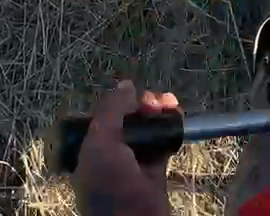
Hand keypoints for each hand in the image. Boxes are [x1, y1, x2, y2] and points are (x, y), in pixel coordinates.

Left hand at [73, 80, 176, 215]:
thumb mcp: (102, 145)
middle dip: (144, 105)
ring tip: (170, 104)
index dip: (123, 103)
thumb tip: (125, 84)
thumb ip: (111, 112)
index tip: (136, 98)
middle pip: (129, 118)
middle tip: (155, 104)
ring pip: (147, 127)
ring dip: (159, 111)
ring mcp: (135, 162)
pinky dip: (171, 124)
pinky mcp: (156, 168)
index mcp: (92, 150)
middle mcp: (111, 154)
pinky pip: (163, 139)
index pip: (107, 116)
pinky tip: (177, 114)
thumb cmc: (111, 186)